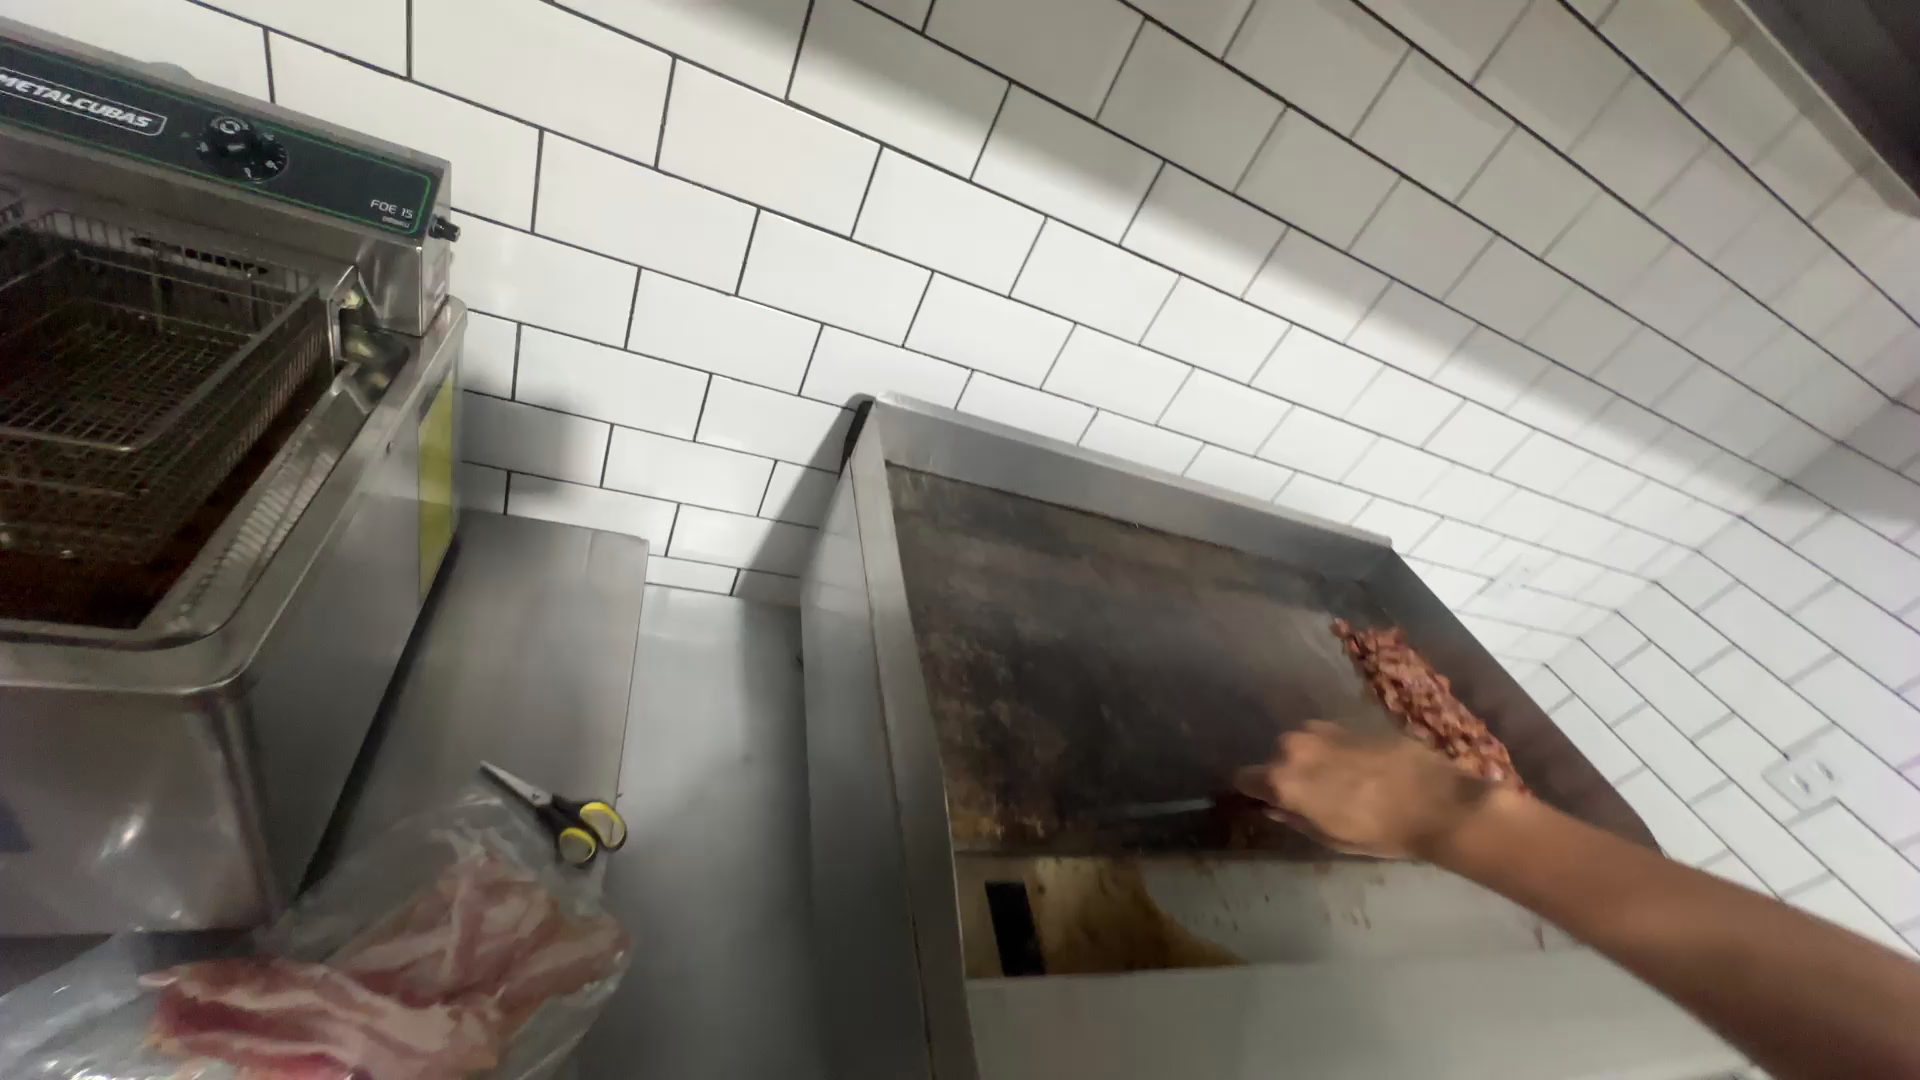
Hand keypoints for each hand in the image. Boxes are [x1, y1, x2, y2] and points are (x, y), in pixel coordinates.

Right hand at [1233, 720, 1497, 858]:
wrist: (1437, 801)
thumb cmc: (1380, 831)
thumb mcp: (1331, 838)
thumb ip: (1295, 819)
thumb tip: (1275, 808)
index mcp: (1282, 779)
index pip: (1243, 779)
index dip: (1254, 792)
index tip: (1269, 802)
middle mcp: (1292, 747)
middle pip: (1274, 760)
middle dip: (1286, 775)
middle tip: (1313, 796)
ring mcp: (1318, 729)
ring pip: (1299, 745)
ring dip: (1309, 760)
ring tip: (1339, 780)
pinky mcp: (1345, 722)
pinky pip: (1324, 737)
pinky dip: (1332, 750)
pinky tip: (1358, 767)